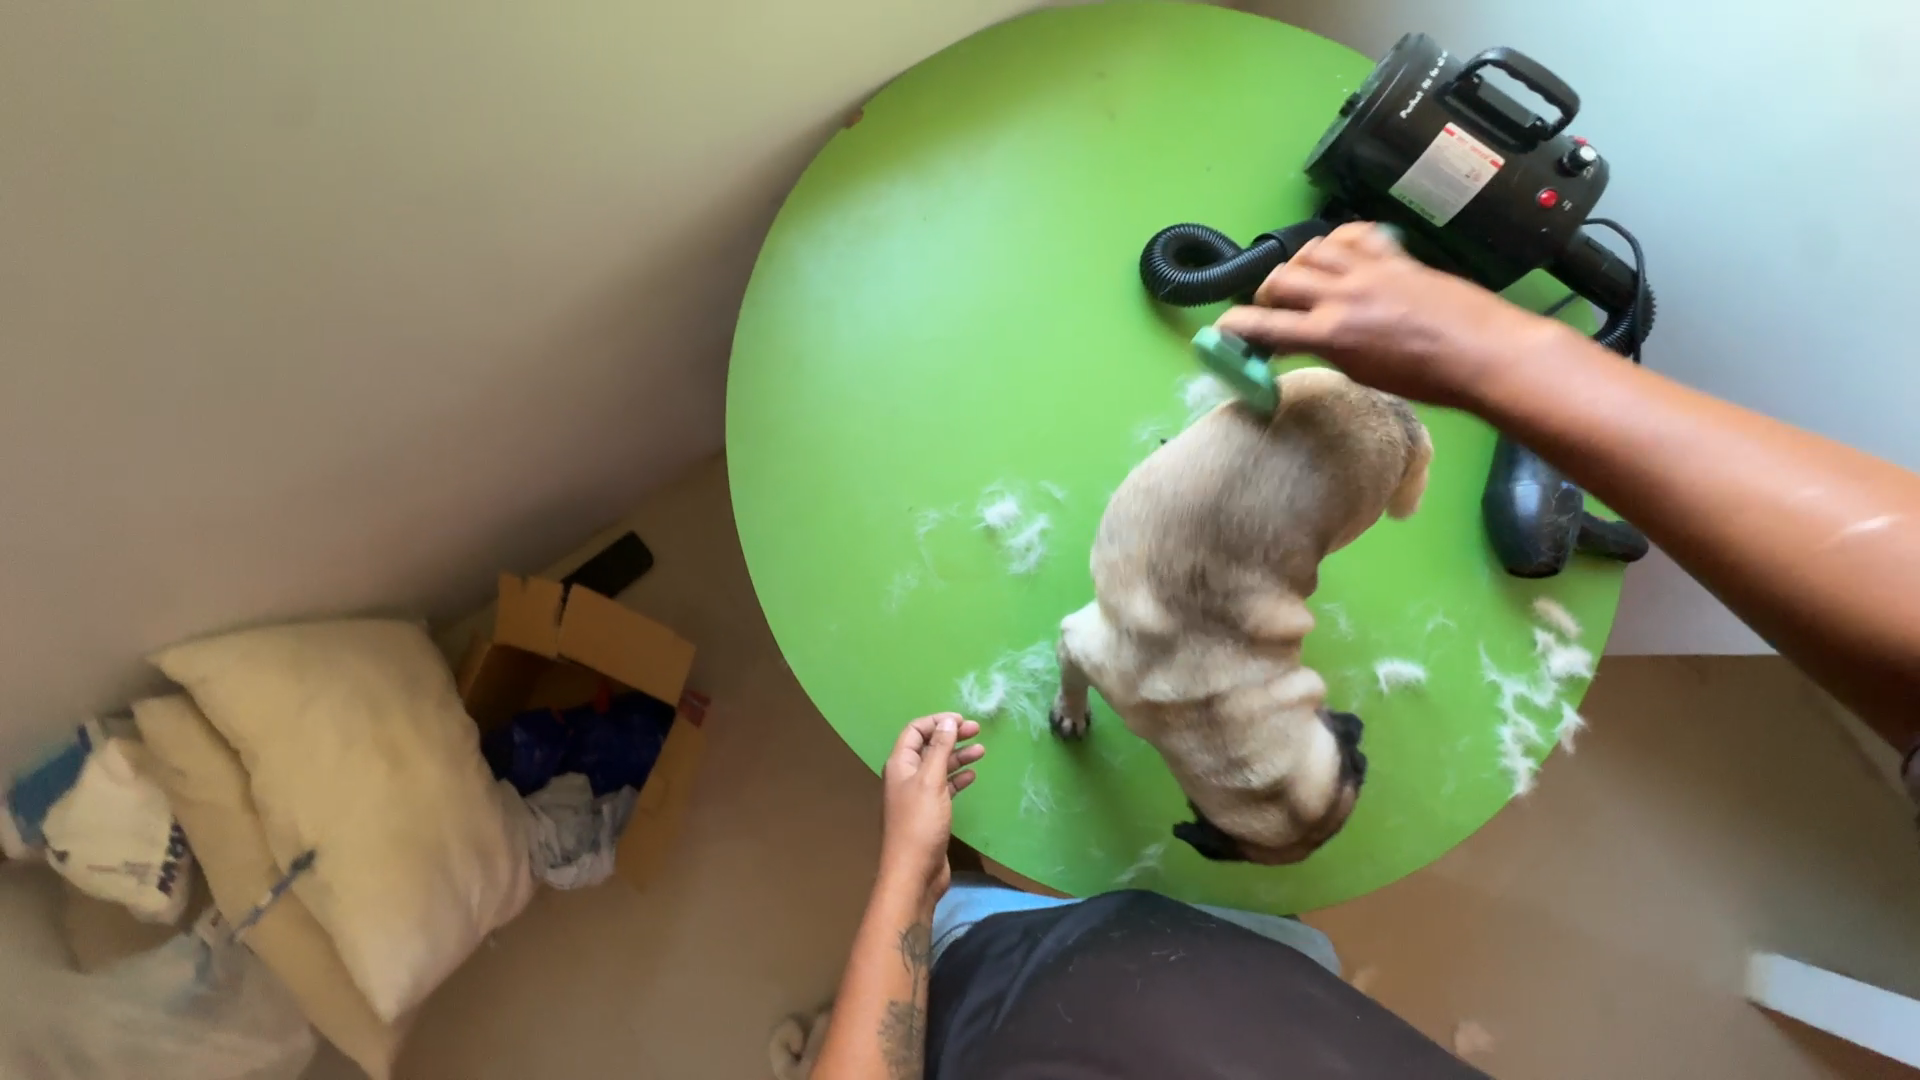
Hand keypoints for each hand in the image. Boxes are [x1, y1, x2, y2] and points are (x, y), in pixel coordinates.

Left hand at [879, 713, 983, 904]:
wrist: (914, 873)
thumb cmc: (920, 823)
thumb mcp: (931, 781)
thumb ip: (939, 749)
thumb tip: (948, 722)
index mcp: (900, 764)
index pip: (915, 730)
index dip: (937, 722)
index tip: (961, 720)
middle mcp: (906, 776)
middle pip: (929, 746)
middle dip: (951, 736)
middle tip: (976, 730)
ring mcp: (918, 795)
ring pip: (939, 766)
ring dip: (958, 756)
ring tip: (981, 750)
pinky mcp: (930, 812)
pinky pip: (944, 787)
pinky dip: (957, 778)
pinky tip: (972, 775)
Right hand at [1214, 222, 1576, 409]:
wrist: (1483, 353)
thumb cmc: (1424, 379)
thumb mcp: (1360, 373)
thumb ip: (1327, 349)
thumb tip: (1308, 339)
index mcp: (1330, 334)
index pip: (1265, 326)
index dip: (1235, 327)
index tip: (1221, 331)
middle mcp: (1342, 296)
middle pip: (1280, 279)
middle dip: (1265, 294)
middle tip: (1271, 309)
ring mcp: (1370, 271)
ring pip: (1312, 249)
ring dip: (1298, 264)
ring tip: (1304, 279)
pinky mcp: (1396, 257)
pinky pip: (1355, 234)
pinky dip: (1338, 241)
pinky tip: (1339, 253)